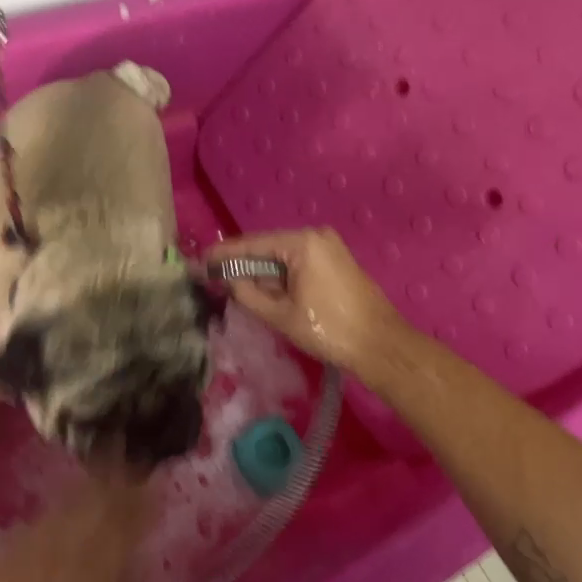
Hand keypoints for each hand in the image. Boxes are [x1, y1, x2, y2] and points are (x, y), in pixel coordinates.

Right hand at [209, 228, 409, 371]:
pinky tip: (266, 290)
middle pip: (268, 247)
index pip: (253, 243)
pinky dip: (281, 275)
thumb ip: (248, 293)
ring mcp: (329, 247)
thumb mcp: (281, 315)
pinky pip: (299, 262)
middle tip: (214, 276)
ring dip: (262, 272)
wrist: (380, 345)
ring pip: (283, 256)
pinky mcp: (336, 261)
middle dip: (242, 263)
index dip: (224, 253)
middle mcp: (316, 236)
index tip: (201, 261)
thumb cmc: (329, 330)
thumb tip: (228, 279)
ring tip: (234, 286)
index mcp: (302, 242)